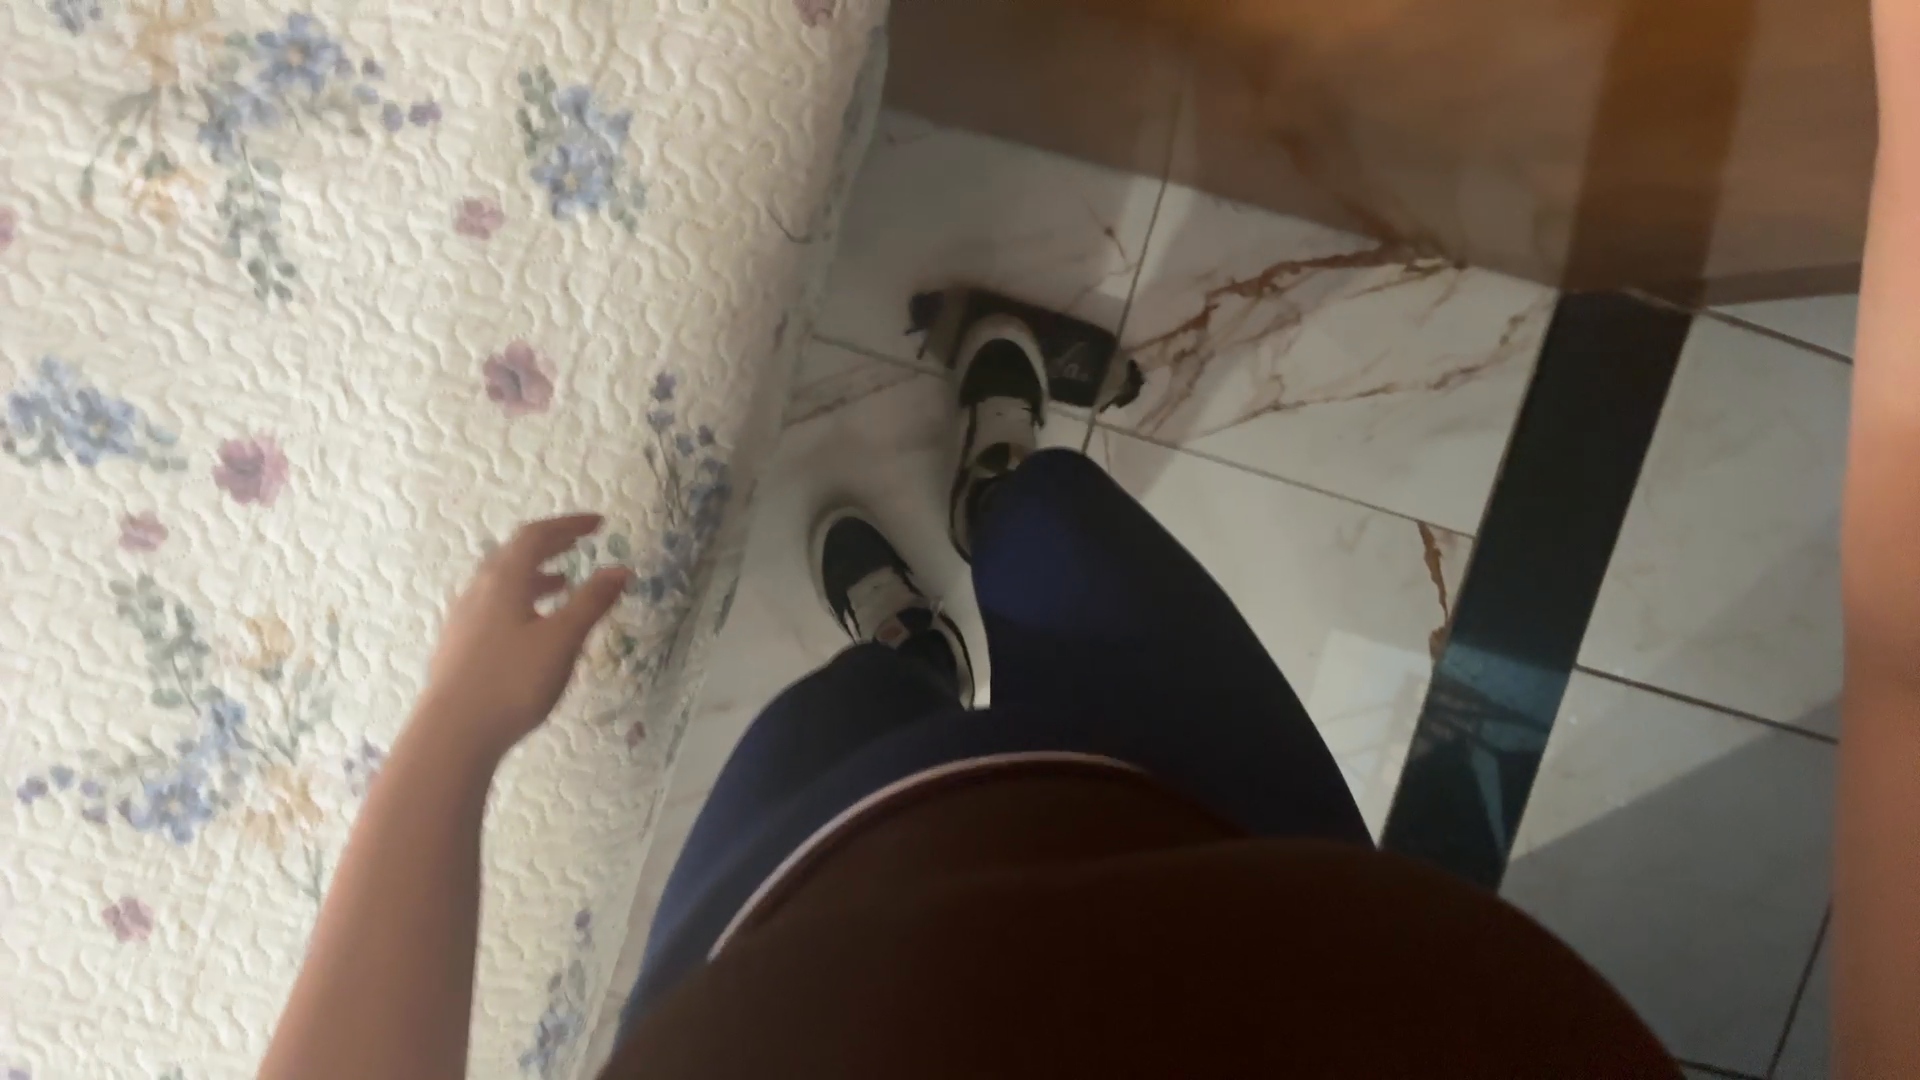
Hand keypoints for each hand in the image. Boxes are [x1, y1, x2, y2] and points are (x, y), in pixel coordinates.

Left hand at [416, 514, 629, 757]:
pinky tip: (532, 625)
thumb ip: (593, 601)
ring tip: (562, 583)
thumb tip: (621, 569)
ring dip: (534, 574)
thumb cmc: (513, 680)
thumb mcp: (563, 638)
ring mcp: (464, 620)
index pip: (535, 537)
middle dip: (550, 545)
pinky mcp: (459, 646)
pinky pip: (493, 606)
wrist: (452, 735)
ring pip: (500, 582)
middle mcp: (479, 592)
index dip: (567, 526)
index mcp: (504, 582)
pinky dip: (520, 600)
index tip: (598, 524)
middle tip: (580, 544)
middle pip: (513, 554)